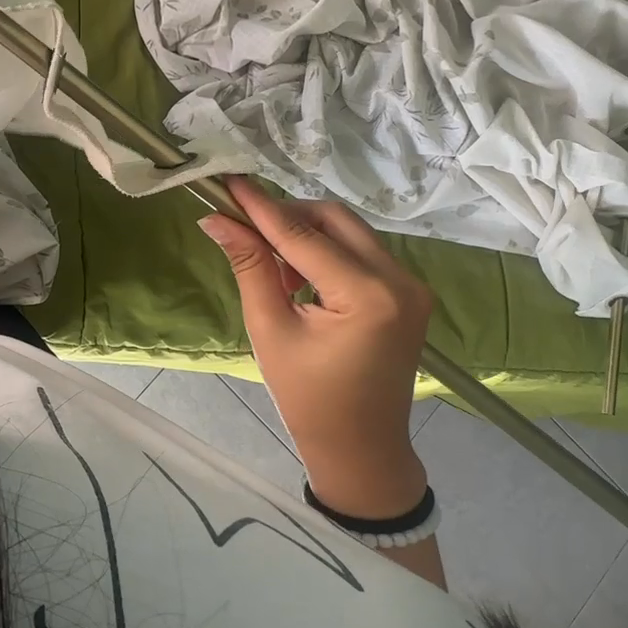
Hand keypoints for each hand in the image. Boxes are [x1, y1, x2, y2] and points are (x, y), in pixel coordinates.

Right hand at [198, 177, 432, 519]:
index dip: (261, 206)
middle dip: (286, 215)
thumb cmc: (307, 395)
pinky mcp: (408, 292)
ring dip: (304, 233)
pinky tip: (298, 277)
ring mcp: (411, 285)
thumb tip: (216, 219)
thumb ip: (249, 266)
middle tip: (243, 226)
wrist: (360, 445)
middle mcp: (400, 280)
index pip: (303, 234)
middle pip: (334, 219)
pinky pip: (359, 251)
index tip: (228, 181)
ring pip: (348, 230)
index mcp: (368, 294)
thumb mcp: (268, 328)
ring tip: (271, 266)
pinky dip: (324, 251)